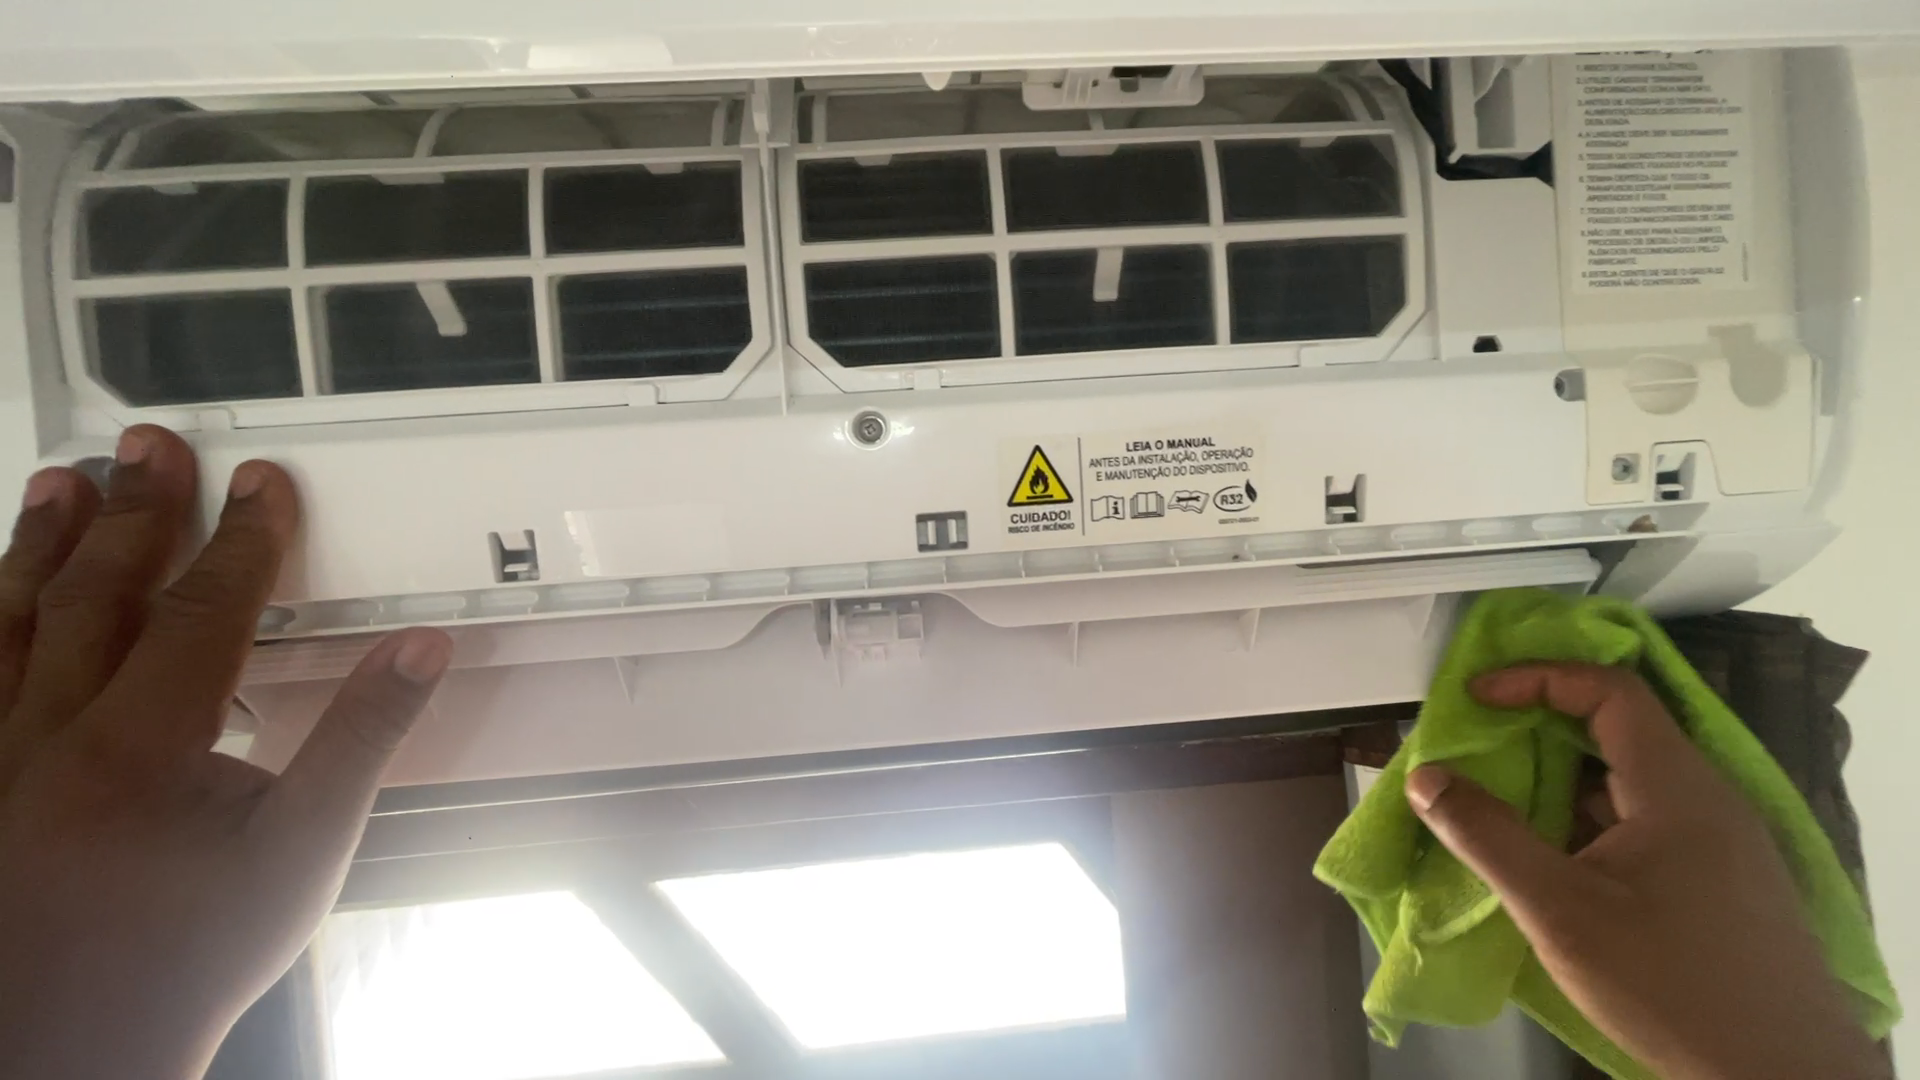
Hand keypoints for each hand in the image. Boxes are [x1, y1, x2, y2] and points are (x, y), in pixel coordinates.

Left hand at [0, 426, 451, 1079]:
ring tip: (60, 482)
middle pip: (93, 596)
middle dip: (132, 512)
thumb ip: (365, 737)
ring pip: (4, 626)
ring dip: (38, 546)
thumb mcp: (310, 846)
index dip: (242, 538)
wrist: (73, 1048)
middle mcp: (41, 738)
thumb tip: (422, 649)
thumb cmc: (195, 947)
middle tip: (148, 447)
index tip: (263, 482)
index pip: (201, 610)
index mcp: (137, 746)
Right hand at [1406, 663, 1885, 1079]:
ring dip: (1553, 773)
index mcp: (1680, 793)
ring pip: (1622, 778)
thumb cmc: (1674, 990)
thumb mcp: (1560, 910)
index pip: (1611, 692)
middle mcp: (1706, 804)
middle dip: (1535, 722)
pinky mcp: (1713, 880)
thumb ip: (1486, 835)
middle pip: (1615, 728)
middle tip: (1474, 737)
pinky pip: (1635, 817)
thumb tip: (1424, 777)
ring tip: (1493, 792)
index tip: (1477, 697)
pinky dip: (1577, 812)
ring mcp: (1715, 844)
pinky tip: (1543, 848)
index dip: (1537, 677)